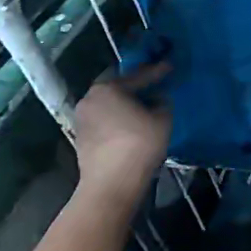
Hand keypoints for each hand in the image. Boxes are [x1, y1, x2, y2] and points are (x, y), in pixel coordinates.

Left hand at [72, 63, 171, 211]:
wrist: (110, 185)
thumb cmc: (138, 146)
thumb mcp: (162, 120)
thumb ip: (163, 103)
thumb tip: (158, 99)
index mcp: (108, 88)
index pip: (138, 76)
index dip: (157, 72)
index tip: (169, 66)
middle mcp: (90, 98)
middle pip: (118, 87)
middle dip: (136, 86)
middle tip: (155, 85)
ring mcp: (82, 118)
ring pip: (109, 104)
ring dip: (125, 103)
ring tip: (144, 106)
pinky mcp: (81, 137)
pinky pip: (104, 119)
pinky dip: (117, 118)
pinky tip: (130, 124)